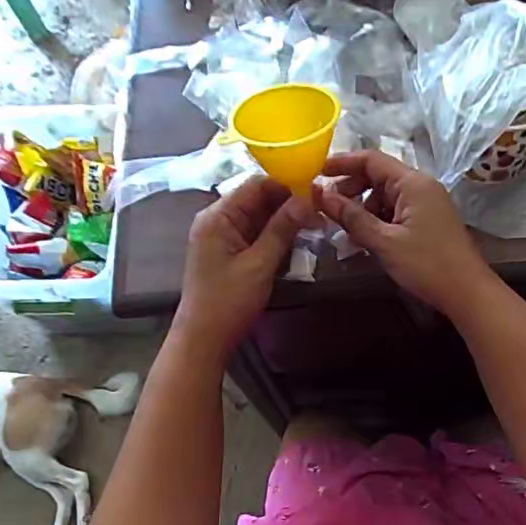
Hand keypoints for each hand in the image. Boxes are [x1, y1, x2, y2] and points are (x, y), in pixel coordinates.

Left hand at [175, 176, 308, 354]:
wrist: (203, 339)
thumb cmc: (228, 302)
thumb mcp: (259, 265)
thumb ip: (282, 230)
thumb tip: (306, 199)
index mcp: (218, 217)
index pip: (256, 185)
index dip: (286, 185)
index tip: (316, 192)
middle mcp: (216, 221)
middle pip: (257, 200)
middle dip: (288, 204)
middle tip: (321, 211)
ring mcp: (221, 238)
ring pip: (258, 219)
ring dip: (283, 222)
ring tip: (315, 225)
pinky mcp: (227, 254)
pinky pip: (254, 236)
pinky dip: (273, 237)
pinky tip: (295, 242)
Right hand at [314, 150, 498, 317]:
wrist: (467, 292)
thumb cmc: (427, 264)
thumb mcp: (384, 242)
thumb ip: (351, 217)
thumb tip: (320, 195)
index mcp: (412, 183)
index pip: (371, 160)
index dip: (342, 163)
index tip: (315, 173)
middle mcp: (420, 186)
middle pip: (378, 177)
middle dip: (350, 189)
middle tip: (326, 207)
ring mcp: (426, 204)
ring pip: (385, 197)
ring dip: (362, 209)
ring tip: (343, 230)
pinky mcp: (427, 222)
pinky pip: (396, 212)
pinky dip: (377, 221)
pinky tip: (363, 239)